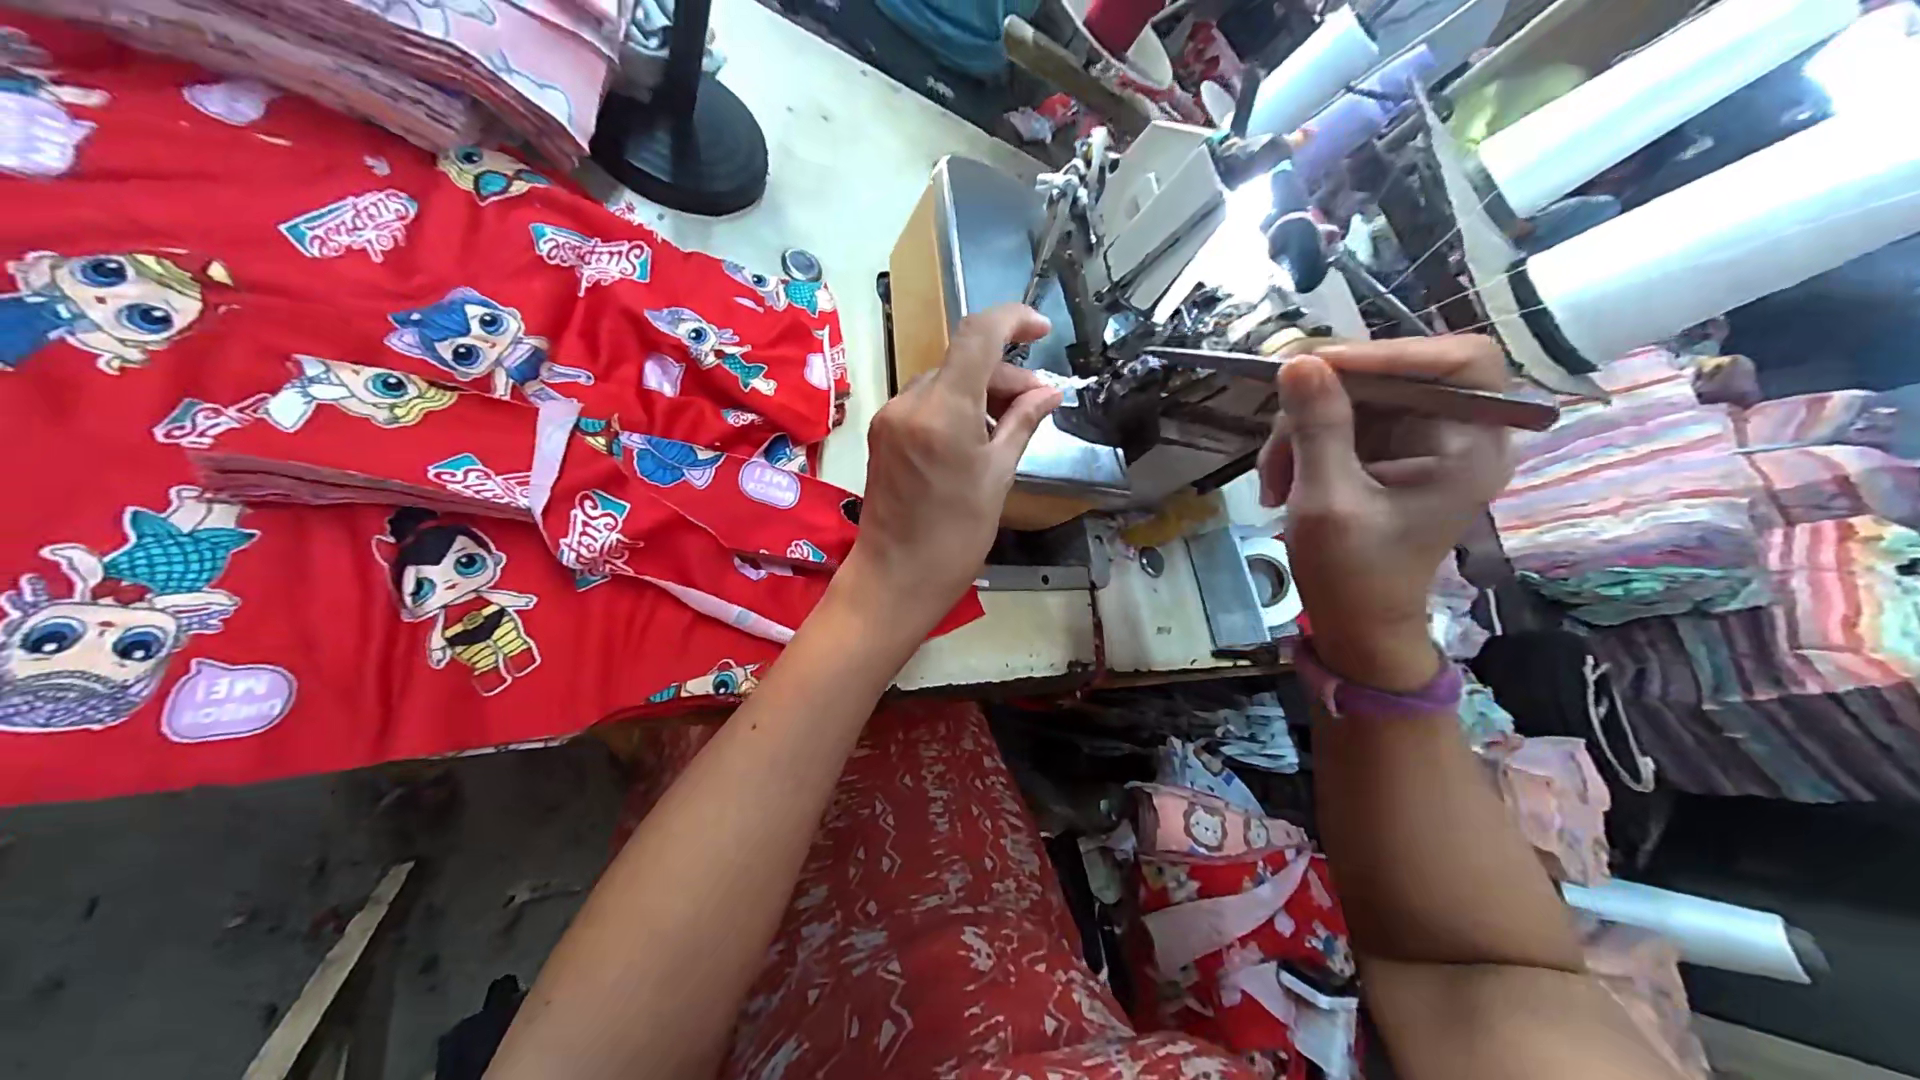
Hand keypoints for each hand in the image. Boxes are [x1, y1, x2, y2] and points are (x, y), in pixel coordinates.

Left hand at [846, 303, 1063, 628]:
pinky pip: (926, 404)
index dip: (1013, 320)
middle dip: (1004, 375)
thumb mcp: (998, 476)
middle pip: (962, 362)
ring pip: (944, 382)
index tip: (1041, 330)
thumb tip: (1049, 392)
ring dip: (980, 391)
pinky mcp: (883, 433)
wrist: (896, 577)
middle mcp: (910, 402)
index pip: (977, 335)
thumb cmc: (955, 536)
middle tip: (1037, 403)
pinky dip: (956, 407)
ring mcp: (891, 417)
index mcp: (943, 411)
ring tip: (1011, 424)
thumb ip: (1022, 423)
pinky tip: (977, 435)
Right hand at [1258, 336, 1512, 689]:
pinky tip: (1279, 482)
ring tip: (1272, 481)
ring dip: (1298, 431)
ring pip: (1352, 399)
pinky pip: (1337, 422)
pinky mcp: (1382, 454)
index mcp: (1470, 446)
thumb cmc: (1353, 576)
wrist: (1355, 627)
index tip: (1317, 368)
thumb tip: (1298, 362)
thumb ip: (1318, 429)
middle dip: (1321, 405)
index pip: (1458, 361)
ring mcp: (1415, 443)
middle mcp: (1452, 434)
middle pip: (1390, 377)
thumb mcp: (1328, 502)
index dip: (1390, 353)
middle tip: (1274, 438)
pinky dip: (1299, 444)